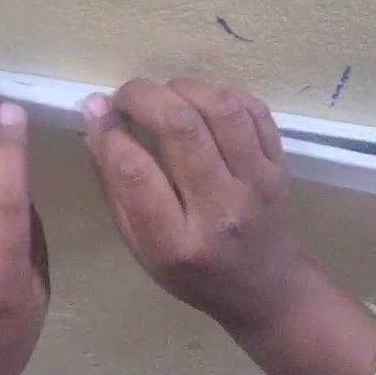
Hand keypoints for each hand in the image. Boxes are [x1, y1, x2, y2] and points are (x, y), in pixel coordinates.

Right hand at [82, 78, 316, 337]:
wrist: (261, 286)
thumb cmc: (188, 269)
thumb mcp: (137, 243)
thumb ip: (113, 183)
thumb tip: (95, 116)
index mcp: (175, 242)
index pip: (137, 173)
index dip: (110, 132)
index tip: (98, 113)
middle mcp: (221, 211)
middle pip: (182, 129)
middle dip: (143, 97)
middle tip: (124, 97)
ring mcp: (258, 184)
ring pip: (221, 109)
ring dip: (183, 88)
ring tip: (163, 96)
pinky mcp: (280, 165)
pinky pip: (252, 109)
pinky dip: (220, 93)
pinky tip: (199, 104)